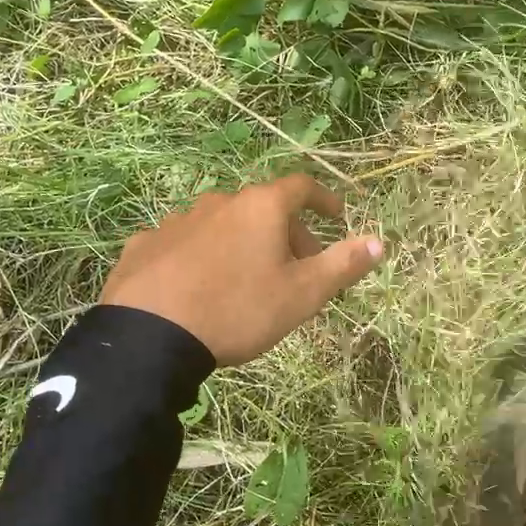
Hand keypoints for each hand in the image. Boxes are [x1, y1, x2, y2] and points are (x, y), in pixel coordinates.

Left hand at [99, 174, 382, 365]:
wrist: (148, 338)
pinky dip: (201, 255)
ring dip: (242, 243)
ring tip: (247, 279)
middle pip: (262, 208)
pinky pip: (184, 243)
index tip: (337, 218)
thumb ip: (343, 265)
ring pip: (222, 224)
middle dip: (286, 233)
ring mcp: (177, 221)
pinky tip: (198, 286)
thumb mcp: (302, 295)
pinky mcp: (145, 244)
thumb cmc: (238, 309)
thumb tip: (380, 241)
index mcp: (261, 207)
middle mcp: (219, 202)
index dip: (324, 200)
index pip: (302, 187)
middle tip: (297, 268)